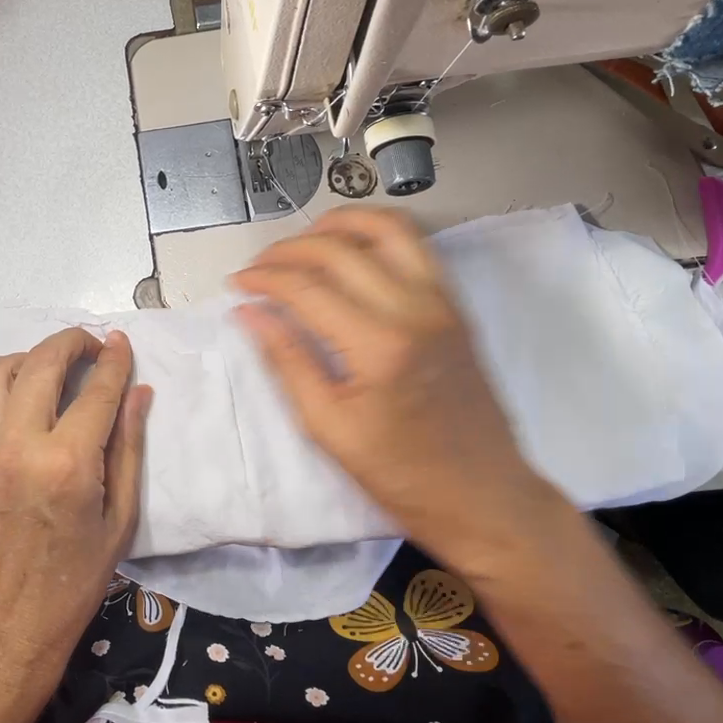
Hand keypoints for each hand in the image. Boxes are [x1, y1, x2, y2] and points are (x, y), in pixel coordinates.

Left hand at [0, 328, 151, 687]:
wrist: (1, 626)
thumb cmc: (72, 583)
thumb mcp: (119, 520)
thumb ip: (127, 448)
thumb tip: (138, 392)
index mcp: (66, 464)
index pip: (95, 390)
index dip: (113, 360)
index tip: (122, 342)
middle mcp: (18, 443)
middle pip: (43, 362)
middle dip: (72, 342)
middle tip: (94, 346)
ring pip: (0, 369)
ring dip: (32, 356)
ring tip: (58, 369)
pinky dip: (6, 382)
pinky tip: (29, 398)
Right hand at [231, 206, 563, 574]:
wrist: (485, 498)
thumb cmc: (402, 476)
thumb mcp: (328, 428)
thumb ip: (287, 361)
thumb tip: (249, 314)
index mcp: (380, 346)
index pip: (307, 287)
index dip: (264, 279)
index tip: (237, 285)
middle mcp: (416, 310)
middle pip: (340, 249)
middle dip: (288, 250)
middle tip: (259, 267)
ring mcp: (443, 303)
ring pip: (388, 228)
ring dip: (339, 224)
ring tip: (303, 242)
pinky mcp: (457, 307)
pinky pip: (417, 247)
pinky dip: (377, 235)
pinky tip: (350, 253)